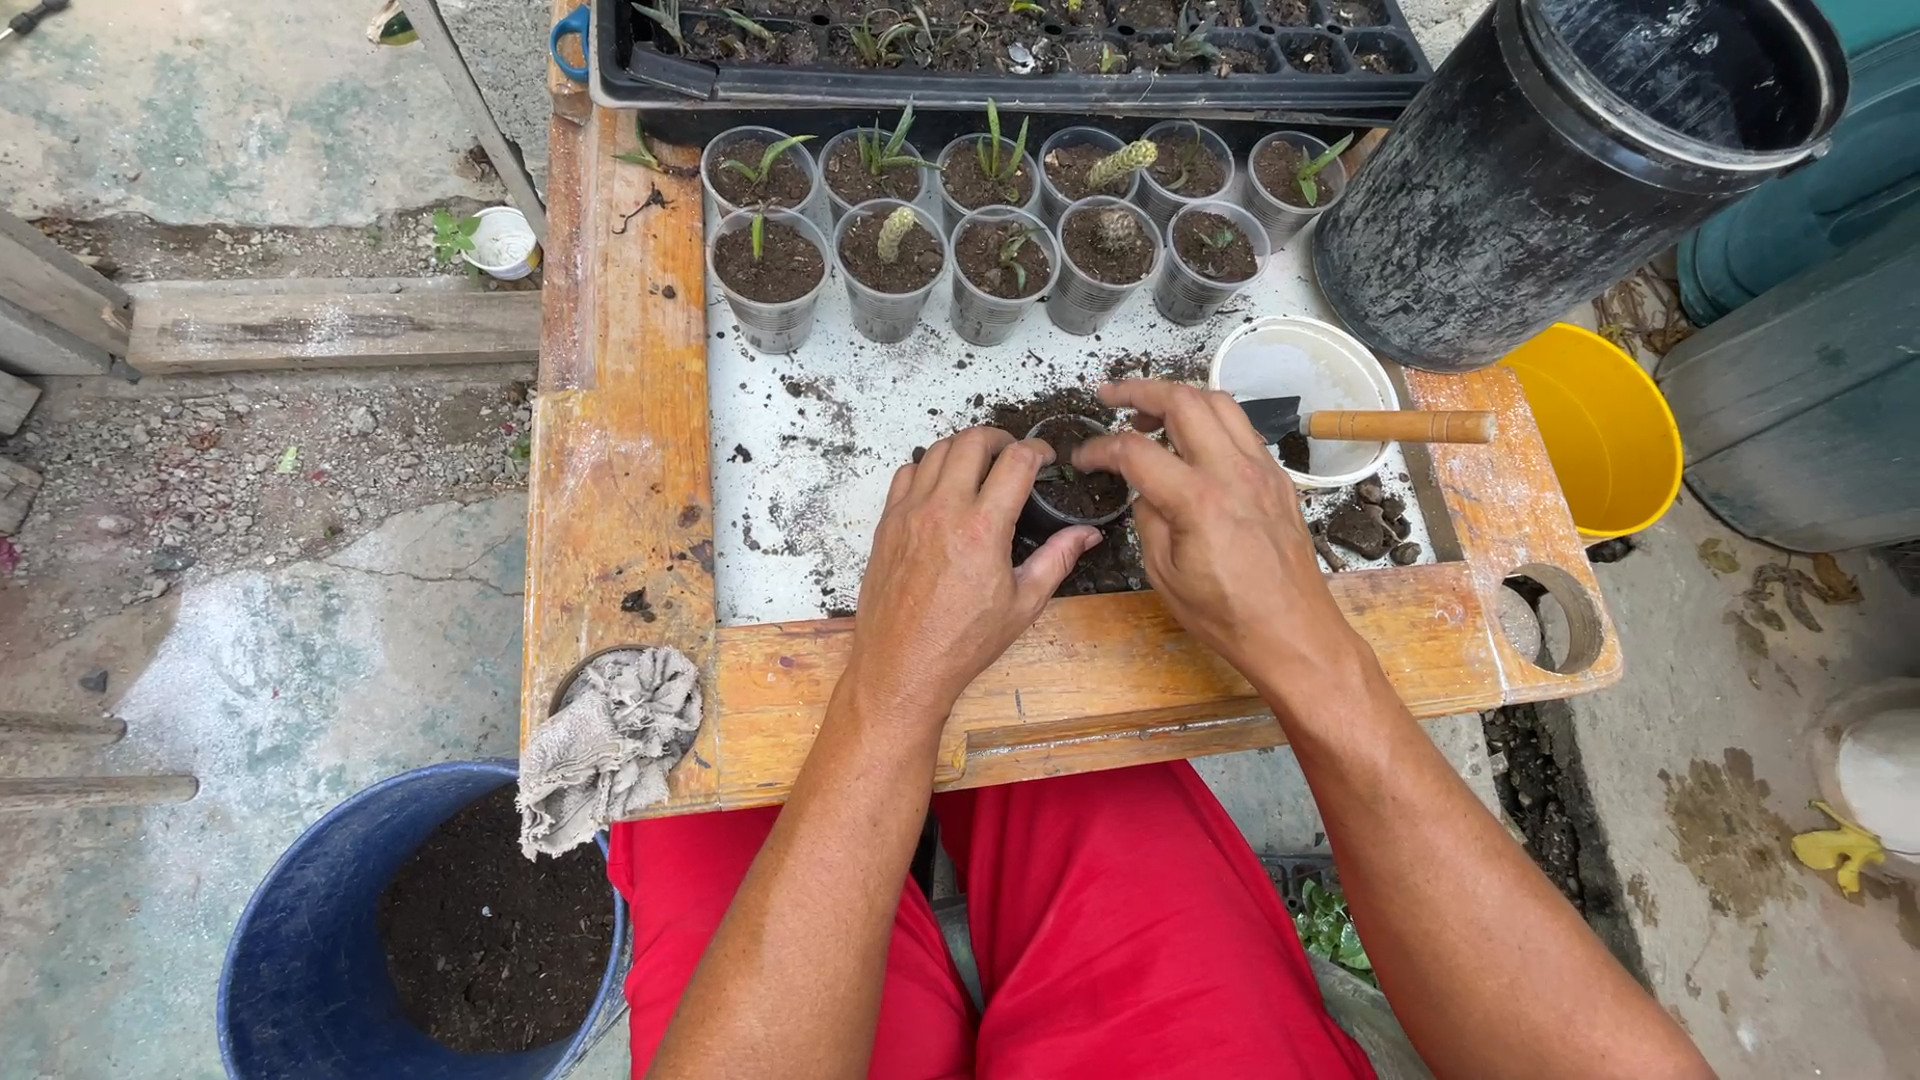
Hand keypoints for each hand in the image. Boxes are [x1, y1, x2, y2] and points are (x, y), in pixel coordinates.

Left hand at [847, 427, 1101, 727]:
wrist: (902, 665)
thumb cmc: (962, 642)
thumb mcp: (1022, 604)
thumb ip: (1057, 559)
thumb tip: (1087, 534)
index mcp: (982, 528)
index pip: (1015, 461)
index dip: (1037, 449)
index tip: (1045, 457)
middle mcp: (943, 510)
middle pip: (972, 441)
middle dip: (1000, 437)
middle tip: (1013, 453)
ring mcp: (909, 513)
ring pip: (936, 450)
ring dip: (963, 447)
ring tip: (980, 463)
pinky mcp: (887, 523)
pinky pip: (906, 473)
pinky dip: (927, 466)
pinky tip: (941, 485)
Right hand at [1073, 380, 1358, 681]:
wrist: (1293, 632)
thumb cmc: (1226, 615)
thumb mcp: (1164, 574)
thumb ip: (1148, 519)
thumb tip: (1146, 489)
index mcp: (1199, 501)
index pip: (1135, 451)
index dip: (1100, 448)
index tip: (1083, 457)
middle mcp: (1234, 472)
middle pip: (1183, 400)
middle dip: (1139, 390)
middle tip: (1109, 396)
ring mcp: (1262, 470)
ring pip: (1218, 402)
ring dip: (1178, 397)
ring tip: (1149, 415)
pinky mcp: (1277, 478)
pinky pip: (1241, 427)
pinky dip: (1208, 418)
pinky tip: (1190, 440)